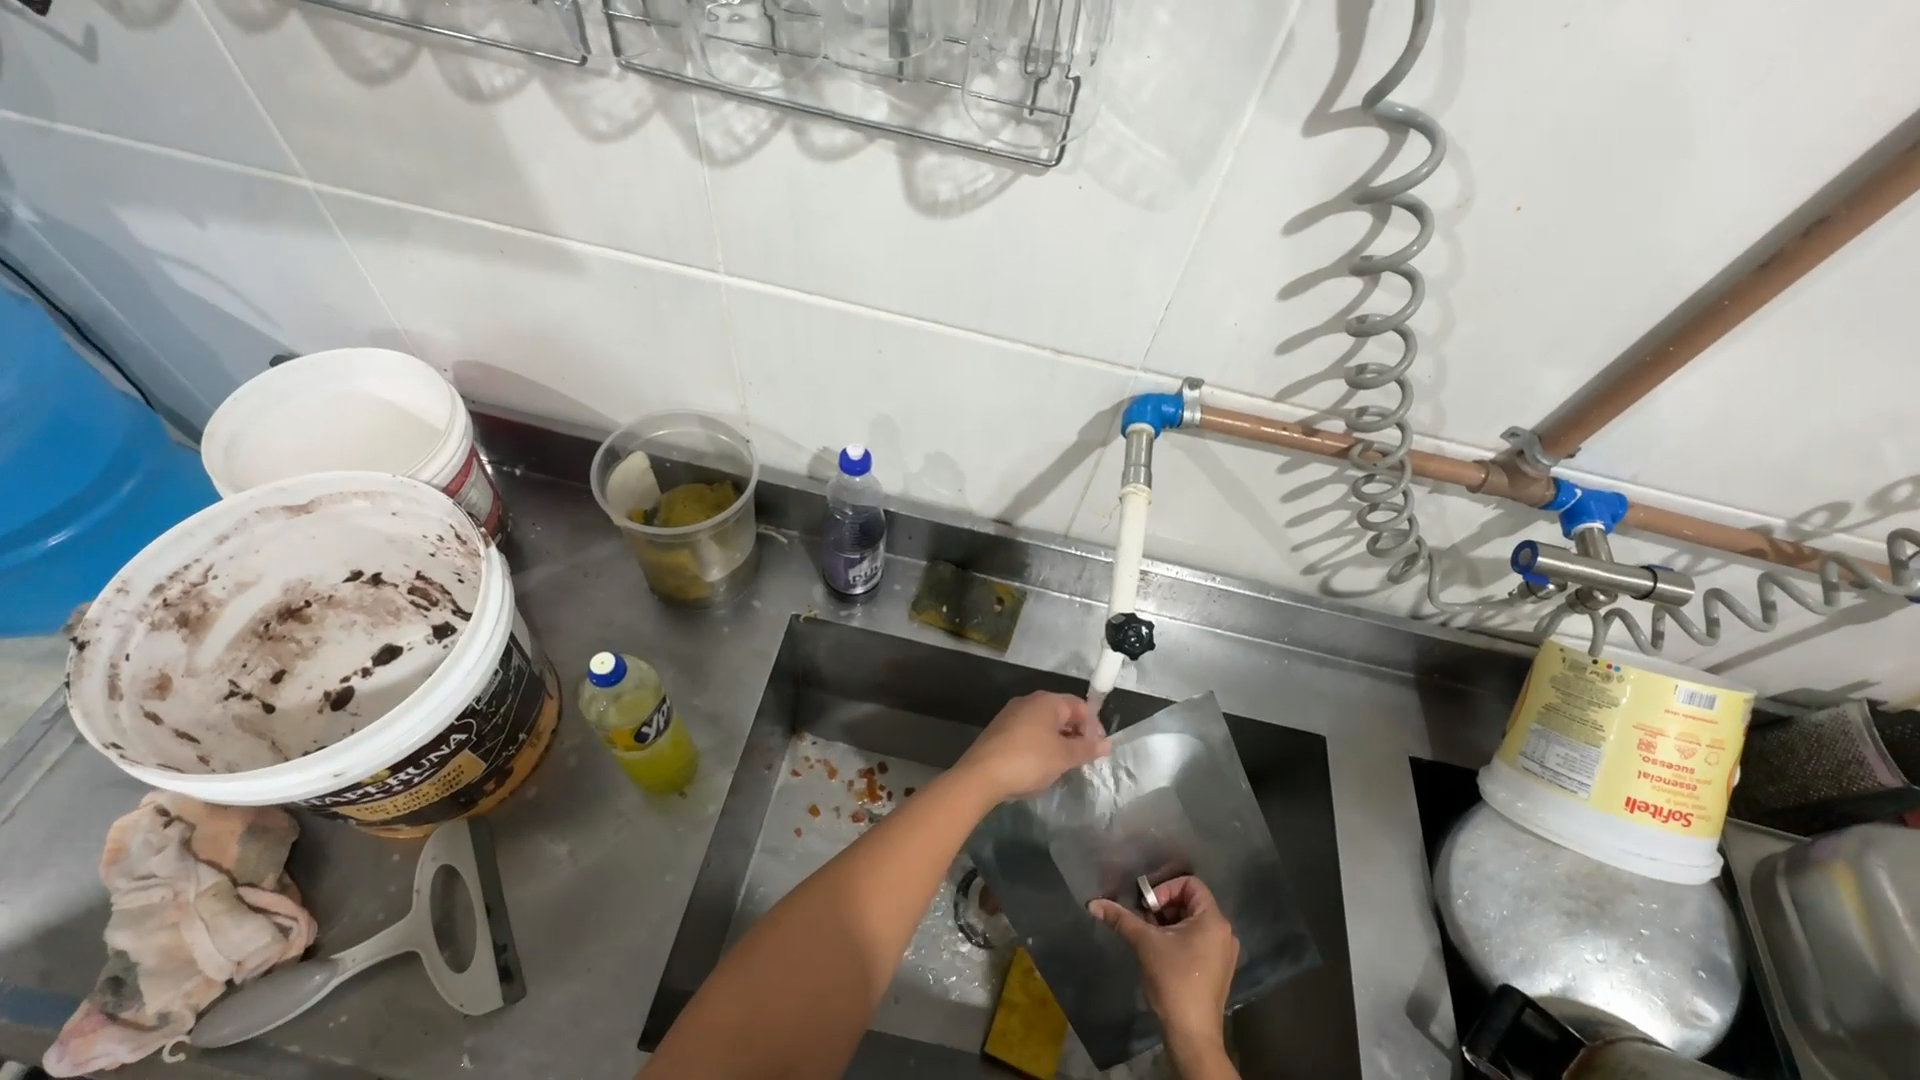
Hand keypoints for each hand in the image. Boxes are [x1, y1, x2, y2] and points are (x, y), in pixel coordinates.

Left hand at [954, 692, 1110, 801]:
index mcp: (1046, 701)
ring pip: (1044, 725)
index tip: (1098, 748)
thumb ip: (1087, 748)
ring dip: (1059, 742)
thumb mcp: (1064, 757)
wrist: (981, 775)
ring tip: (1064, 764)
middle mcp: (1028, 701)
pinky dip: (1041, 746)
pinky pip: (1029, 734)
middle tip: (1083, 758)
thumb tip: (1106, 743)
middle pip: (1062, 713)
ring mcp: (1011, 715)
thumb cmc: (1029, 760)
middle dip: (1076, 734)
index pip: (1079, 705)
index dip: (1093, 725)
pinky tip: (1041, 766)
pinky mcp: (1000, 731)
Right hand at [1088, 876, 1239, 1046]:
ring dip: (1169, 923)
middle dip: (1164, 907)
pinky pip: (1199, 940)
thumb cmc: (1173, 980)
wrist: (1191, 1032)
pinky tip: (1161, 953)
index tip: (1146, 907)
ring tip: (1149, 937)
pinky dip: (1179, 938)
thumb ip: (1121, 918)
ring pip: (1193, 923)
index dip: (1165, 889)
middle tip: (1143, 921)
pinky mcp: (1219, 968)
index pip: (1190, 884)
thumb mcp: (1145, 943)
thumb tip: (1093, 903)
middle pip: (1191, 902)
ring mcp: (1224, 952)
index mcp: (1214, 920)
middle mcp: (1224, 931)